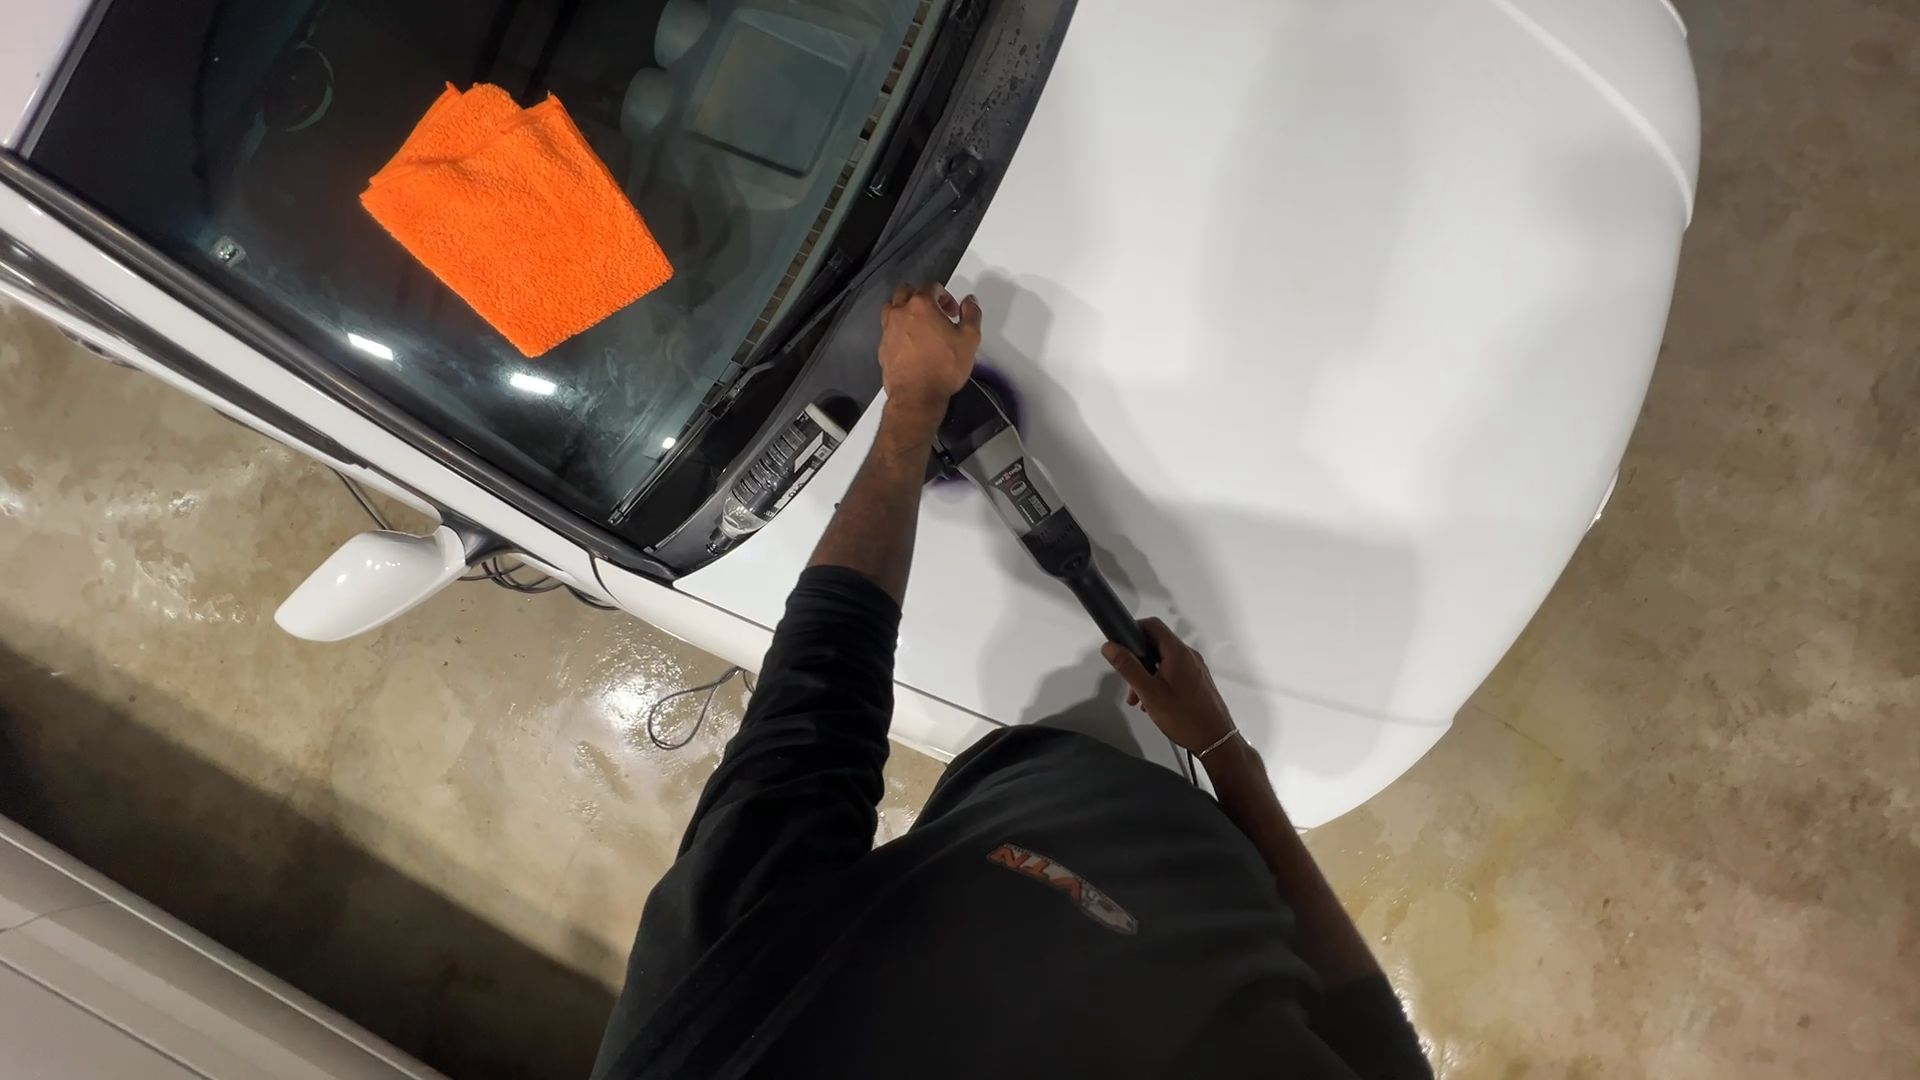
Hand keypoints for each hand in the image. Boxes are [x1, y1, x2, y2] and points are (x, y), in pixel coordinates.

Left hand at [878, 282, 981, 416]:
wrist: (917, 396)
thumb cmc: (942, 368)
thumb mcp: (970, 339)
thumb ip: (972, 314)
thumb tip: (970, 301)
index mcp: (921, 305)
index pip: (931, 286)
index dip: (945, 295)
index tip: (952, 310)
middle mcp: (900, 313)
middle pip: (906, 291)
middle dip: (922, 296)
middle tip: (936, 311)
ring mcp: (888, 330)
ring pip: (892, 308)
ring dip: (905, 309)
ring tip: (920, 324)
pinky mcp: (883, 348)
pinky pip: (888, 330)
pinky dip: (898, 330)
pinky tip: (911, 342)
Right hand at [1102, 619, 1236, 754]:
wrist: (1217, 742)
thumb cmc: (1182, 716)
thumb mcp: (1149, 692)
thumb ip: (1128, 667)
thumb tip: (1109, 646)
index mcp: (1177, 652)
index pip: (1153, 625)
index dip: (1133, 629)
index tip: (1120, 646)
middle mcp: (1189, 655)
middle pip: (1157, 644)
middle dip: (1138, 660)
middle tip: (1128, 682)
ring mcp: (1196, 668)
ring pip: (1164, 661)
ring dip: (1147, 674)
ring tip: (1138, 699)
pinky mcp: (1199, 682)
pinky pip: (1174, 673)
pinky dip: (1159, 681)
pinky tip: (1154, 703)